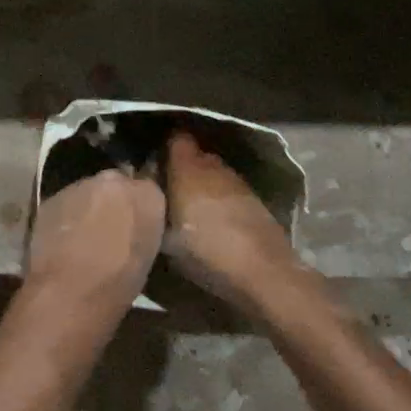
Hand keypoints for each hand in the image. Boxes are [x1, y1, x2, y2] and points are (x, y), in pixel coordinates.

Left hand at [24, 168, 164, 310]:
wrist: (71, 288)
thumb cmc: (119, 282)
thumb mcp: (147, 257)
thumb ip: (141, 231)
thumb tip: (131, 231)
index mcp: (148, 196)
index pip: (148, 192)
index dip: (139, 210)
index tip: (134, 227)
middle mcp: (115, 181)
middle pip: (116, 186)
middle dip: (113, 203)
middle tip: (108, 230)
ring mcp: (80, 186)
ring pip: (87, 192)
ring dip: (87, 208)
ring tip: (82, 237)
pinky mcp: (52, 198)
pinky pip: (64, 204)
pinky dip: (65, 217)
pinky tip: (62, 241)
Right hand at [163, 132, 302, 306]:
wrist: (261, 270)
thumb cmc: (205, 251)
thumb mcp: (165, 240)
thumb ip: (154, 214)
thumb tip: (148, 203)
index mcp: (188, 170)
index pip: (176, 139)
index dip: (166, 148)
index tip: (154, 163)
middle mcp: (214, 167)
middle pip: (197, 155)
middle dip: (184, 167)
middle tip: (169, 189)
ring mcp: (238, 182)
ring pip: (215, 174)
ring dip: (204, 184)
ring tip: (192, 207)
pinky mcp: (256, 200)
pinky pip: (230, 191)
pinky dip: (221, 199)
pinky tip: (216, 220)